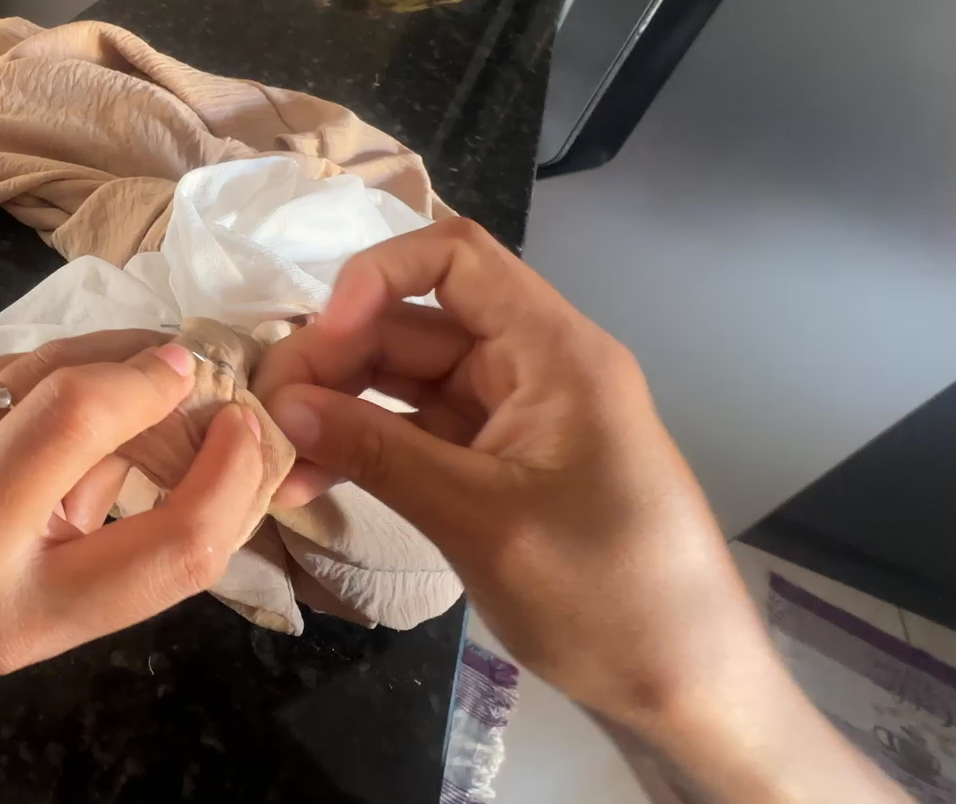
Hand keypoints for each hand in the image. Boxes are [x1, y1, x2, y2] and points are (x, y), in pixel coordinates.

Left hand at [0, 331, 269, 803]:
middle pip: (77, 415)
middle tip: (186, 371)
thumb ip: (146, 525)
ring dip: (112, 353)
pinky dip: (61, 360)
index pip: (166, 546)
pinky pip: (7, 360)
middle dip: (150, 378)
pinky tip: (78, 374)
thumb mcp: (69, 604)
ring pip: (40, 367)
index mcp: (18, 611)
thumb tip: (210, 420)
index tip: (245, 430)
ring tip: (144, 364)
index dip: (231, 478)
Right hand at [252, 219, 904, 801]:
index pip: (454, 258)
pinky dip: (351, 446)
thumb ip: (376, 453)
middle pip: (404, 322)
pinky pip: (397, 427)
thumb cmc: (610, 599)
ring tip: (278, 453)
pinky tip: (305, 478)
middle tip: (269, 413)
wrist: (685, 696)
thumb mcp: (483, 521)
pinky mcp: (477, 455)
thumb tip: (281, 408)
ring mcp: (496, 410)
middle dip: (330, 359)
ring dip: (329, 407)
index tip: (324, 337)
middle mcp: (521, 363)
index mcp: (552, 351)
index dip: (376, 277)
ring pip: (391, 376)